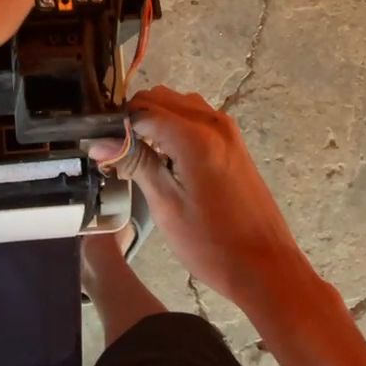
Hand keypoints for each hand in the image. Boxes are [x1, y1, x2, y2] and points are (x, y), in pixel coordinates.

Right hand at [92, 87, 313, 310]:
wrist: (267, 268)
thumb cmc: (212, 244)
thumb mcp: (166, 205)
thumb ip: (135, 163)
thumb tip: (98, 143)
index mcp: (195, 136)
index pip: (142, 110)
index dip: (117, 125)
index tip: (102, 146)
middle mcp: (212, 121)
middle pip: (159, 98)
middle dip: (135, 118)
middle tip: (118, 151)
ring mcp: (227, 129)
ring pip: (177, 103)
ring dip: (155, 119)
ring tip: (140, 154)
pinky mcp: (233, 141)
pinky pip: (195, 115)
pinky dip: (175, 125)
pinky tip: (167, 156)